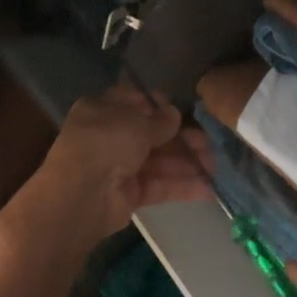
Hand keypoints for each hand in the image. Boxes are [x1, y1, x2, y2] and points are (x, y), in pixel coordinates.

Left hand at [35, 84, 214, 238]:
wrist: (81, 195)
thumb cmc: (105, 143)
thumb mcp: (135, 123)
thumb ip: (158, 120)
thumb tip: (174, 113)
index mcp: (101, 109)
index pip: (132, 101)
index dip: (157, 104)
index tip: (182, 107)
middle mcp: (109, 135)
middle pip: (149, 133)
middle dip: (179, 137)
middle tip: (209, 141)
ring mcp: (119, 165)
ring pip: (157, 160)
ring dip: (185, 161)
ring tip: (215, 165)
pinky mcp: (129, 194)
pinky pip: (158, 185)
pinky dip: (180, 185)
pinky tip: (207, 187)